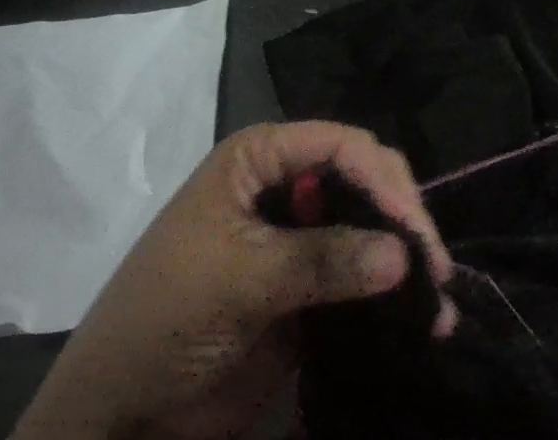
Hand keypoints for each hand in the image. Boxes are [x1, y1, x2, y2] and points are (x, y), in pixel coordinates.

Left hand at [12, 122, 456, 439]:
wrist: (121, 410)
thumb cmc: (165, 319)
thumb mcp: (240, 279)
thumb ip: (322, 260)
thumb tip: (403, 256)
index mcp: (257, 160)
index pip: (339, 146)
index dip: (381, 178)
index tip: (412, 229)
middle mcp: (283, 188)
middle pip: (364, 180)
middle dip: (401, 217)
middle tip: (434, 268)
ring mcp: (300, 240)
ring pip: (371, 229)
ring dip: (407, 258)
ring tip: (436, 300)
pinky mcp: (312, 289)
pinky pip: (364, 279)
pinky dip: (395, 294)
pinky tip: (424, 318)